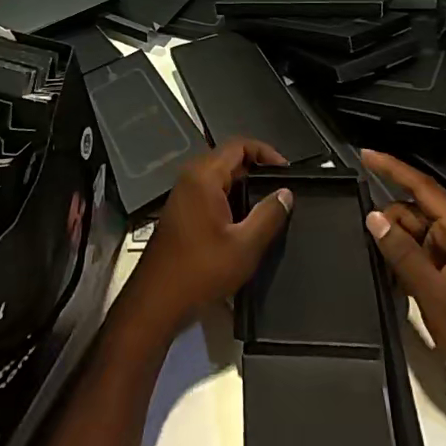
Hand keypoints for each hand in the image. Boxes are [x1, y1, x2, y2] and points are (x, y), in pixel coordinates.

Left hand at [124, 139, 293, 334]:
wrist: (158, 299)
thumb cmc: (201, 269)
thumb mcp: (245, 245)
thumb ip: (269, 215)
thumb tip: (286, 192)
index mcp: (204, 176)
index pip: (238, 145)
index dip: (266, 152)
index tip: (287, 171)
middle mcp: (190, 178)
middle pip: (228, 159)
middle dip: (257, 169)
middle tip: (282, 189)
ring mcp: (183, 195)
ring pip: (219, 178)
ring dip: (244, 186)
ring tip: (270, 206)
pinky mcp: (182, 212)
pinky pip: (210, 193)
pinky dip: (230, 199)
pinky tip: (246, 222)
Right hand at [362, 149, 445, 444]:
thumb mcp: (436, 295)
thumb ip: (402, 253)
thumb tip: (373, 217)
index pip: (422, 187)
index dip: (392, 168)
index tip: (363, 155)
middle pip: (413, 212)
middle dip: (390, 224)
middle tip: (370, 248)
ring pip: (413, 234)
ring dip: (396, 247)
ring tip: (382, 271)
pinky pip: (419, 255)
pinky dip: (404, 263)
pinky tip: (392, 280)